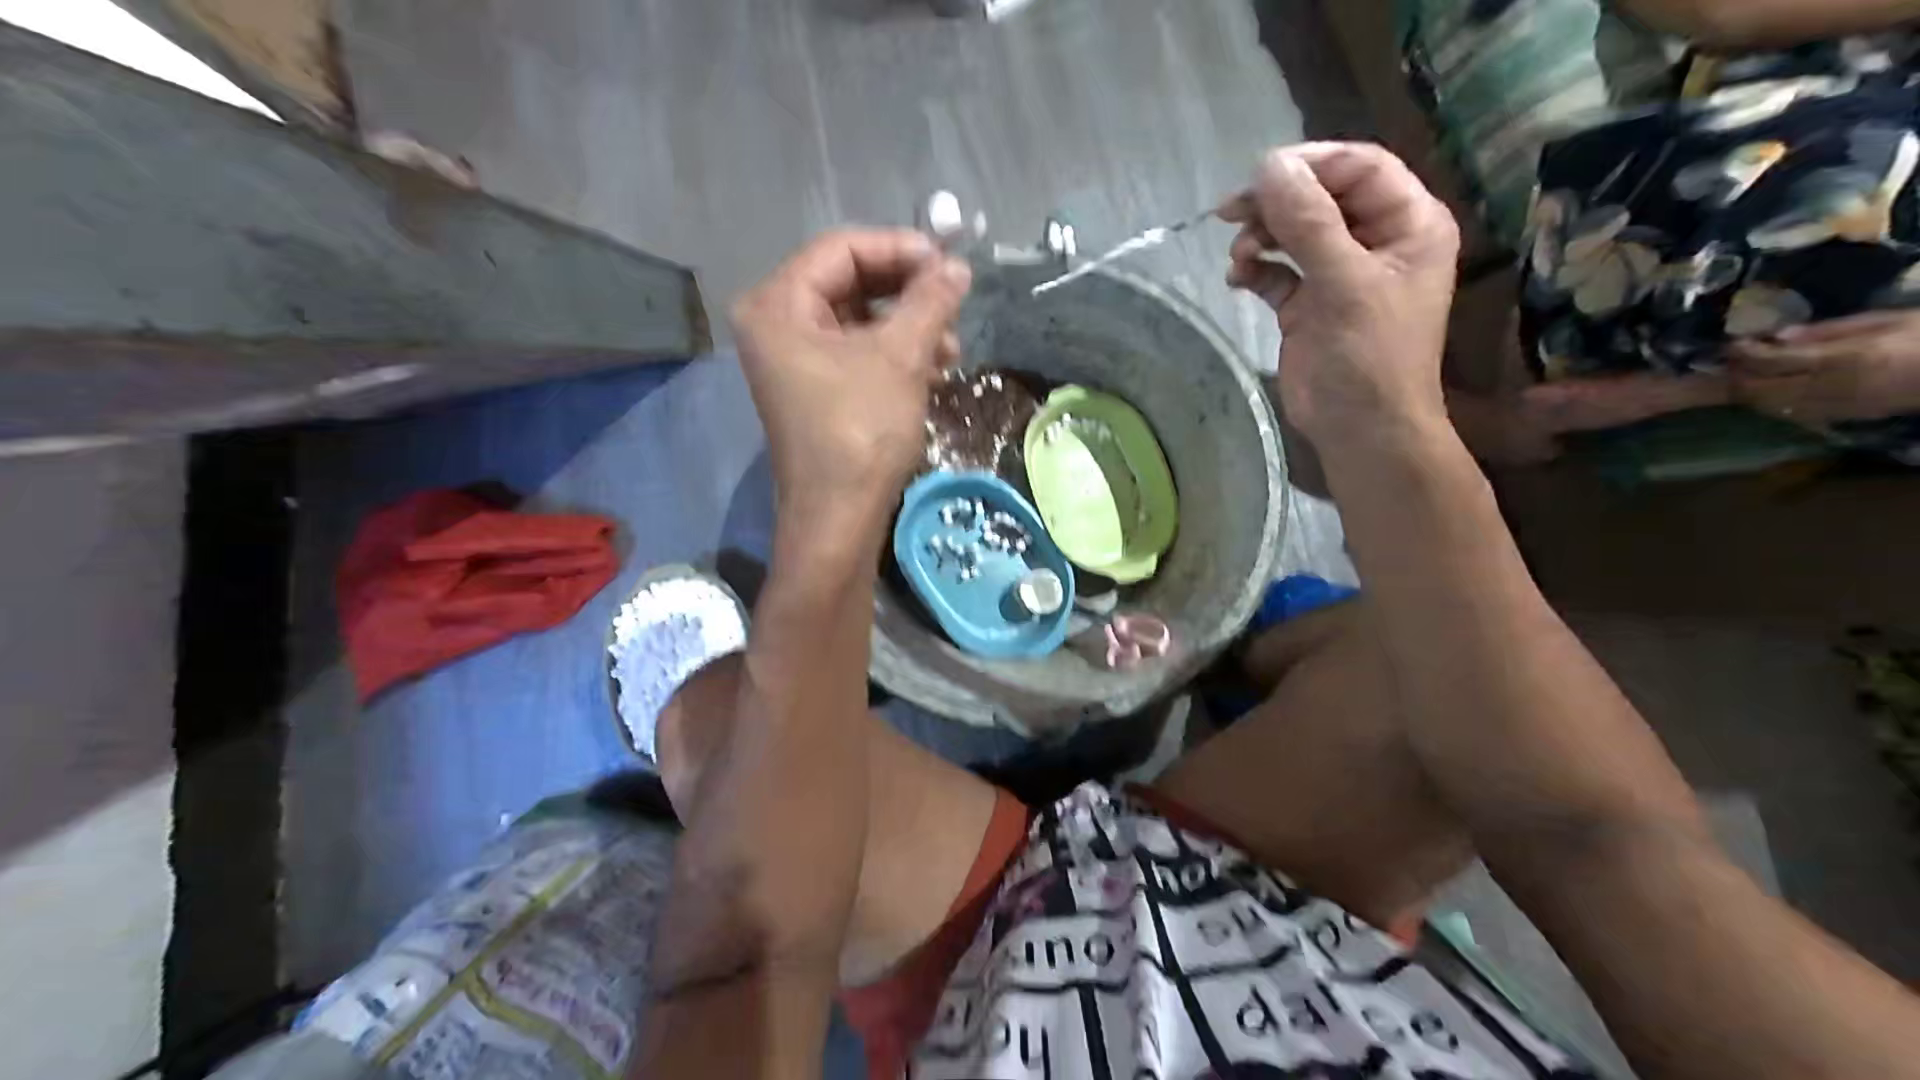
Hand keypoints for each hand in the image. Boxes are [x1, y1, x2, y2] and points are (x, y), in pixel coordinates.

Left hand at [732, 228, 971, 519]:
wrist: (839, 518)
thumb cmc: (861, 432)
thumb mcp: (901, 358)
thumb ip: (930, 301)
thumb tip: (958, 266)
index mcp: (778, 305)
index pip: (842, 249)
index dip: (900, 249)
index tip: (949, 262)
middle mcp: (776, 325)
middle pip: (849, 282)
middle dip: (907, 293)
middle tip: (954, 304)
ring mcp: (793, 361)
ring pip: (858, 320)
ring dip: (908, 327)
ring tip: (951, 350)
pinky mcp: (814, 390)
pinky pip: (856, 353)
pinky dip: (894, 355)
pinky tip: (933, 370)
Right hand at [1222, 143, 1460, 452]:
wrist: (1360, 429)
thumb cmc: (1369, 357)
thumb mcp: (1344, 284)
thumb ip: (1308, 223)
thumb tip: (1268, 168)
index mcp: (1408, 224)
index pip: (1361, 168)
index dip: (1311, 165)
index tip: (1260, 176)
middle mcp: (1375, 241)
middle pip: (1322, 197)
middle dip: (1277, 202)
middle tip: (1232, 211)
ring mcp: (1339, 274)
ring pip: (1294, 233)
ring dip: (1261, 237)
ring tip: (1239, 255)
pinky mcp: (1308, 304)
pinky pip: (1278, 271)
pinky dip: (1255, 270)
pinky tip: (1238, 277)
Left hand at [1728, 310, 1919, 426]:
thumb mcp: (1889, 320)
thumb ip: (1828, 330)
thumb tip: (1777, 337)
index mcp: (1845, 359)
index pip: (1770, 361)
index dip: (1743, 353)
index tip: (1733, 343)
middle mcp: (1833, 387)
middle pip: (1758, 389)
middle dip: (1737, 376)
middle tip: (1733, 360)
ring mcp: (1837, 406)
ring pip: (1768, 406)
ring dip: (1749, 392)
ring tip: (1747, 373)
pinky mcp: (1845, 418)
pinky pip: (1791, 414)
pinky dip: (1770, 403)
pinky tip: (1773, 389)